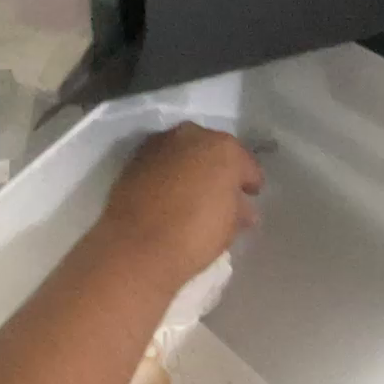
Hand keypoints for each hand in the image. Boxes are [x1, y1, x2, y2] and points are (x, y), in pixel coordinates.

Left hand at [92, 122, 263, 289]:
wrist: (137, 248)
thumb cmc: (195, 237)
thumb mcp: (230, 227)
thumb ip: (239, 209)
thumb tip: (242, 208)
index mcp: (225, 148)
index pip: (246, 165)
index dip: (249, 182)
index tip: (250, 196)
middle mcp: (191, 136)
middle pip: (213, 152)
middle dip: (219, 171)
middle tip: (221, 194)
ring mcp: (159, 144)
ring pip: (185, 154)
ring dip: (191, 169)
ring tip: (193, 195)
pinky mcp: (134, 160)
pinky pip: (162, 164)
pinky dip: (168, 175)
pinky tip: (170, 195)